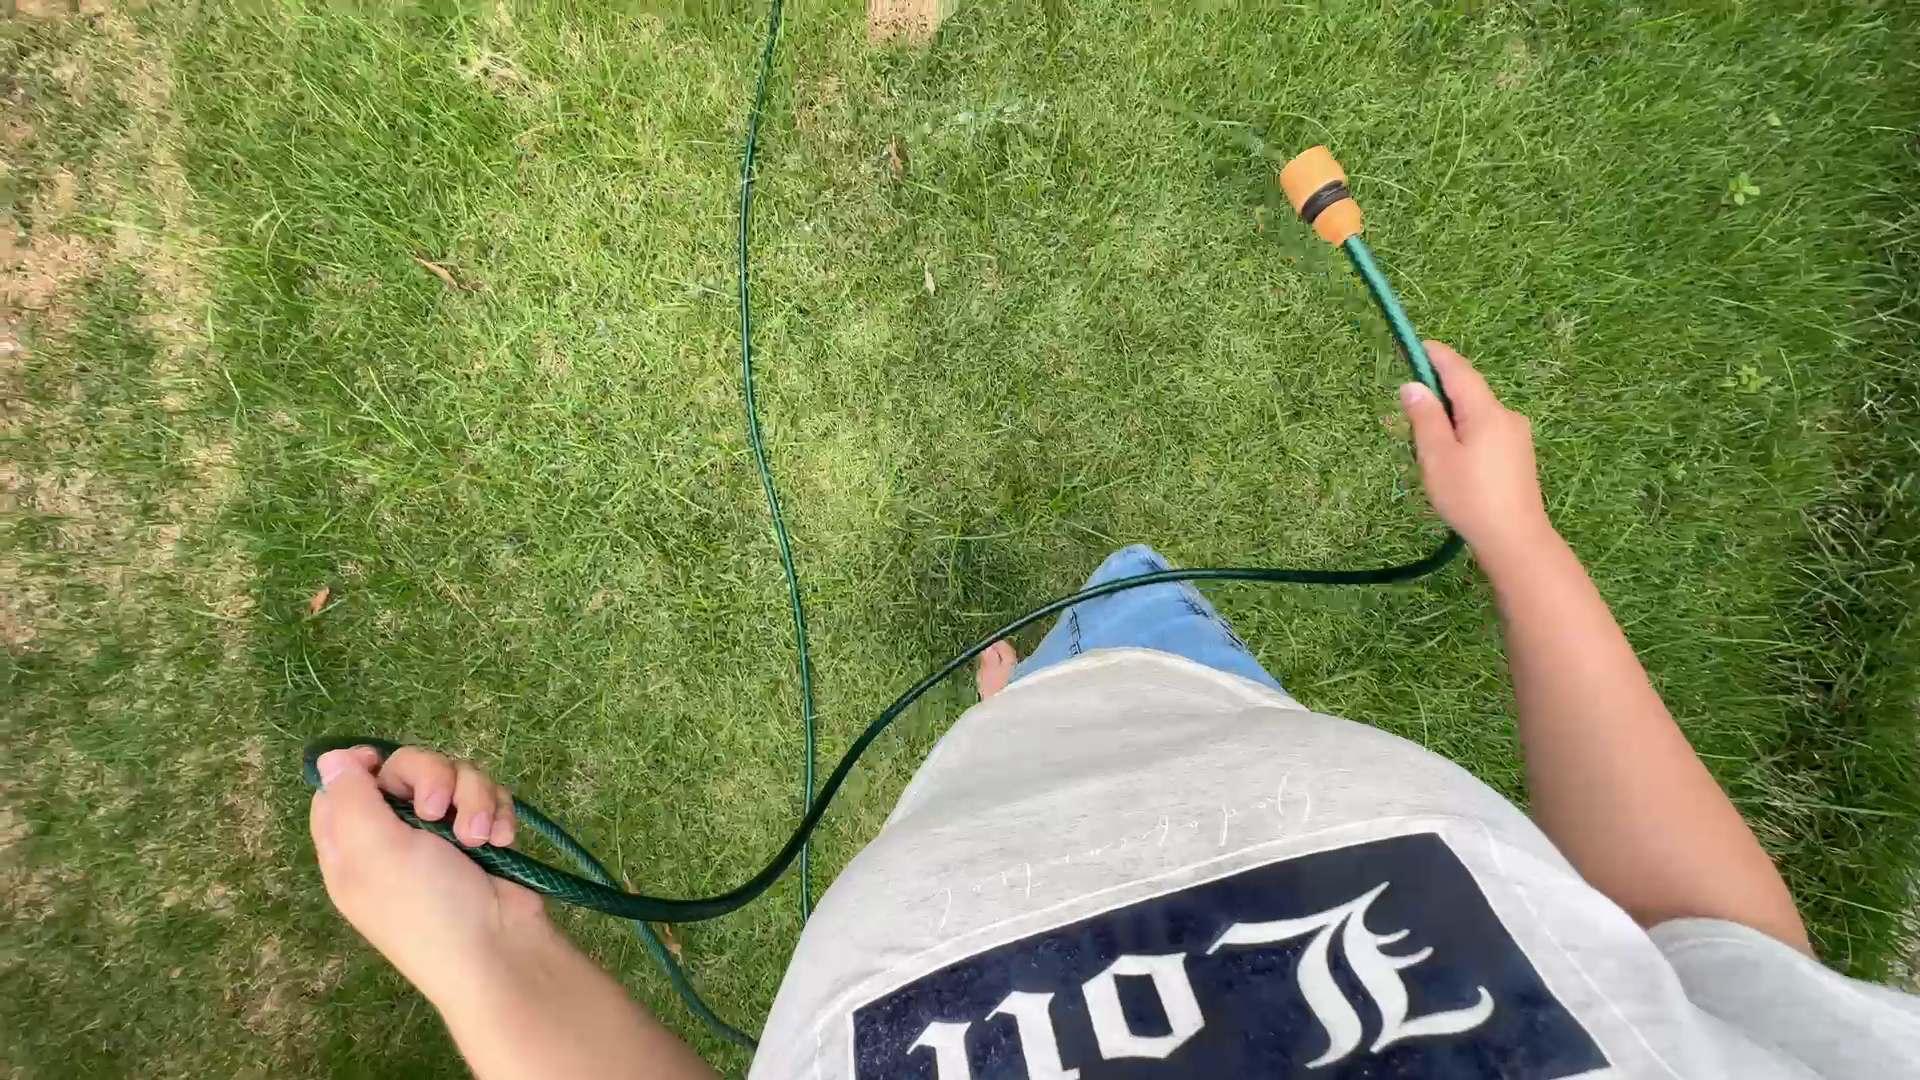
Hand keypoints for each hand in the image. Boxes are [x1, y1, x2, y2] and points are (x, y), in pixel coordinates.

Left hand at [309, 745, 546, 1002]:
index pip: (346, 786)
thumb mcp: (378, 853)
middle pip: (411, 769)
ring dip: (477, 801)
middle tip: (440, 811)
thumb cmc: (426, 905)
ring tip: (482, 838)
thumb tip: (330, 757)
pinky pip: (492, 796)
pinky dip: (499, 814)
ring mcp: (443, 832)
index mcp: (355, 842)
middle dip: (437, 779)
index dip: (363, 767)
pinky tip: (502, 839)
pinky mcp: (484, 831)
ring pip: (460, 778)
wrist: (496, 941)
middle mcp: (397, 832)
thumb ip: (354, 800)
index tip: (382, 763)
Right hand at [1399, 341, 1553, 561]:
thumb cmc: (1468, 494)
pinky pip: (1482, 429)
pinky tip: (1446, 453)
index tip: (1415, 344)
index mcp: (1487, 412)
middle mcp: (1506, 416)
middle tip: (1406, 402)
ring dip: (1447, 415)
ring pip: (1474, 413)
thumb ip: (1424, 418)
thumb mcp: (1436, 455)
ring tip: (1421, 439)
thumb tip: (1413, 386)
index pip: (1459, 372)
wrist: (1513, 536)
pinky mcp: (1515, 454)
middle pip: (1468, 392)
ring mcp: (1515, 435)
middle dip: (1438, 389)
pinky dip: (1460, 430)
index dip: (1437, 356)